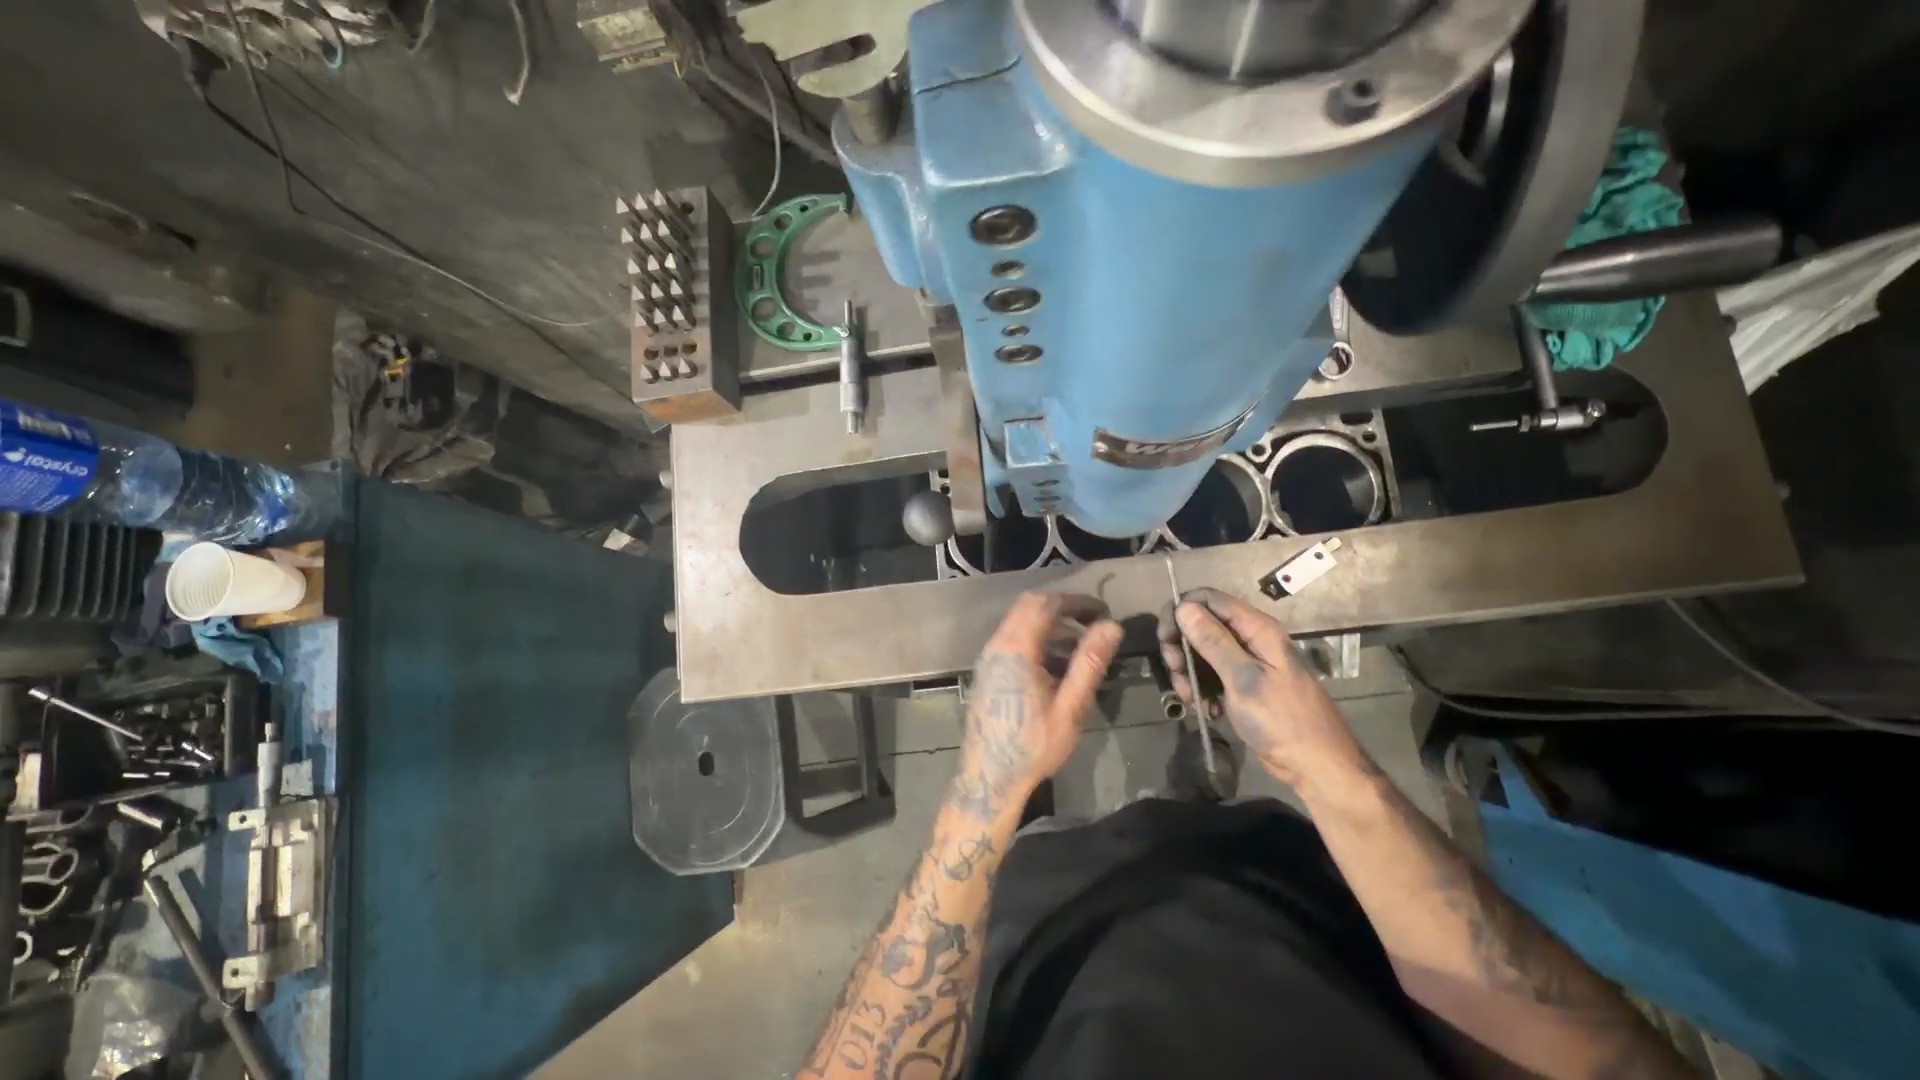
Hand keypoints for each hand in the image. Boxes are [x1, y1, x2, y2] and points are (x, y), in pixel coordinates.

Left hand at [949, 592, 1122, 820]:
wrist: (990, 778)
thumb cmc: (1033, 746)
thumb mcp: (1070, 707)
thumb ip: (1089, 663)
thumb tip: (1112, 626)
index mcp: (1015, 650)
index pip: (1044, 604)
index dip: (1076, 601)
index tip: (1103, 611)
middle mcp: (997, 646)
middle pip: (1029, 608)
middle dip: (1064, 609)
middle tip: (1095, 622)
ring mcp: (989, 659)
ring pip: (1020, 624)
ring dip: (1052, 626)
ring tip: (1083, 647)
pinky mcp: (989, 672)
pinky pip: (1014, 642)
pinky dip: (1039, 641)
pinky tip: (1060, 666)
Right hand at [1158, 588, 1370, 791]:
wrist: (1313, 764)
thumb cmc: (1282, 719)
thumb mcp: (1244, 679)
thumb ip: (1213, 641)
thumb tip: (1183, 607)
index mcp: (1257, 628)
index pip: (1208, 599)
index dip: (1182, 611)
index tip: (1166, 638)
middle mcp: (1250, 639)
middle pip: (1201, 625)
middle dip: (1182, 647)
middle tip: (1177, 674)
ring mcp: (1246, 663)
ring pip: (1202, 653)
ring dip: (1189, 673)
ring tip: (1193, 700)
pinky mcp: (1242, 685)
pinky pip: (1211, 676)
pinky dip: (1202, 689)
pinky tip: (1207, 709)